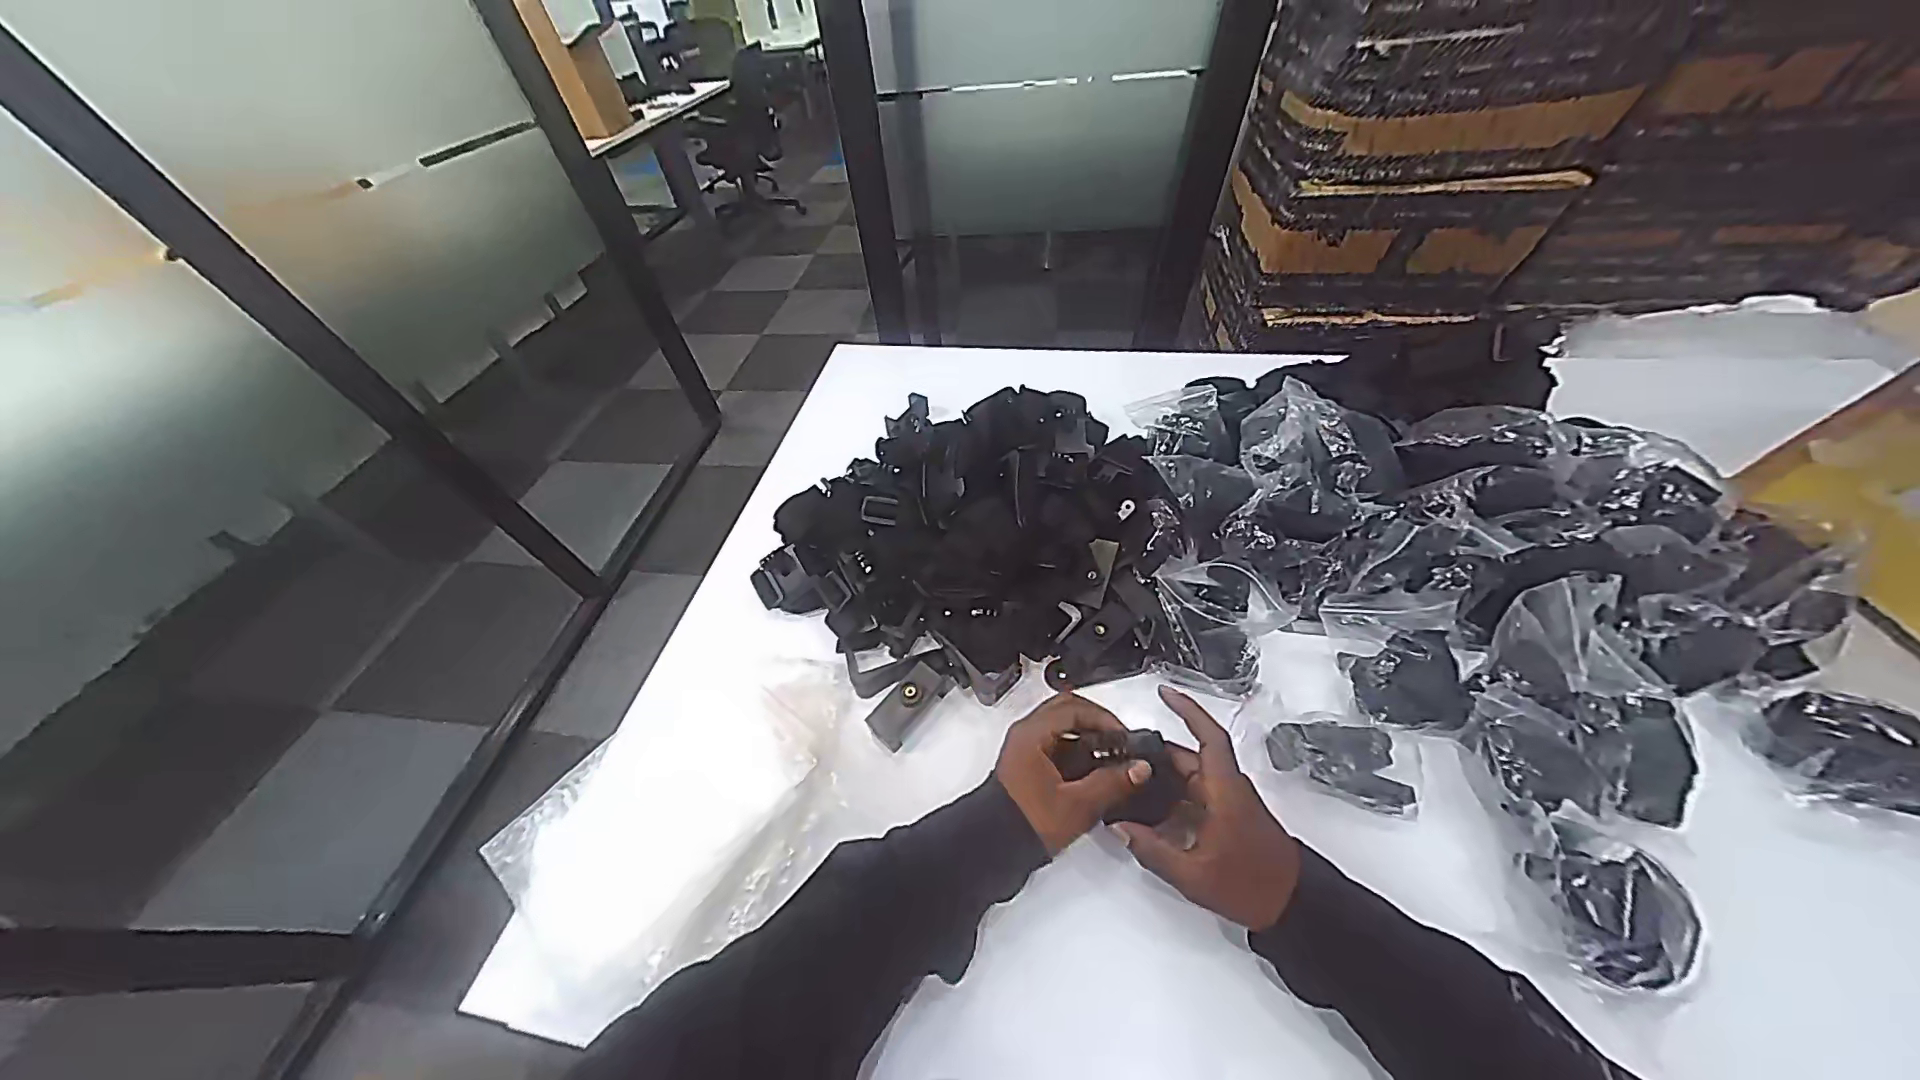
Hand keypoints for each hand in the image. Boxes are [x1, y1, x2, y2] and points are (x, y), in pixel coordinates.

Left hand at [996, 692, 1152, 855]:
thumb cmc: (1025, 823)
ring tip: (1113, 757)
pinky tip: (1096, 772)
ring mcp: (1025, 749)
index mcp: (1032, 734)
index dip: (1104, 718)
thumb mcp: (1078, 805)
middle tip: (1120, 740)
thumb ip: (1112, 783)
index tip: (1123, 736)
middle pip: (1066, 711)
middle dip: (1097, 723)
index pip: (1073, 708)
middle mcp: (1025, 735)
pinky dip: (1078, 751)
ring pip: (1061, 728)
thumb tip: (1138, 769)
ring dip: (1088, 737)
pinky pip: (1056, 745)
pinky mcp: (1028, 765)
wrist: (995, 847)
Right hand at [1114, 686, 1301, 931]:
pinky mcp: (1229, 817)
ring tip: (1131, 783)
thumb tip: (1121, 830)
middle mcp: (1228, 789)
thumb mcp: (1194, 875)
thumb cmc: (1256, 886)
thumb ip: (1152, 850)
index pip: (1208, 736)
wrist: (1296, 907)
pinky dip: (1173, 797)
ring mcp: (1229, 803)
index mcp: (1225, 790)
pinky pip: (1196, 796)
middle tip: (1126, 755)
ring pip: (1191, 777)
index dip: (1187, 709)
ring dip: (1164, 777)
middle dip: (1157, 753)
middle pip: (1189, 757)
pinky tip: (1152, 813)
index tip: (1165, 692)